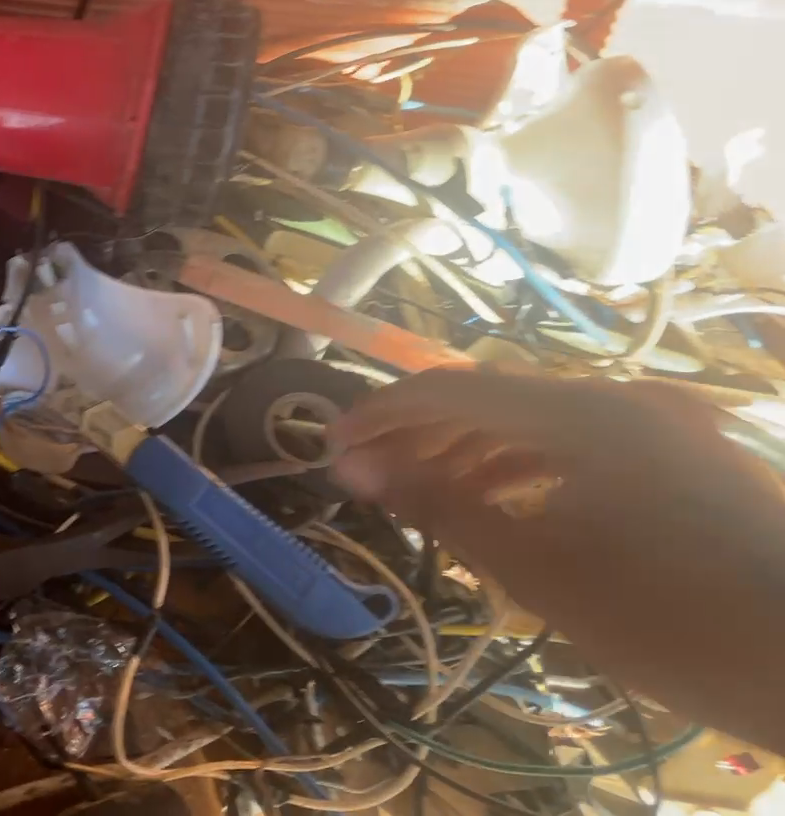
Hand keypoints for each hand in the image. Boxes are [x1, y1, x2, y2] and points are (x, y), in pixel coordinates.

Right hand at [329, 368, 784, 749]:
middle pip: (485, 398)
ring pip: (529, 418)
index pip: (444, 389)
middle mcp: (620, 401)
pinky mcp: (687, 455)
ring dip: (464, 448)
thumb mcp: (537, 571)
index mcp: (582, 416)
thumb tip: (353, 467)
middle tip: (369, 476)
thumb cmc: (684, 626)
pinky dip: (522, 461)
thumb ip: (436, 505)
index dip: (376, 414)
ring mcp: (662, 425)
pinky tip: (501, 500)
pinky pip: (577, 439)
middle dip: (416, 434)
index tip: (328, 448)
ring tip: (426, 493)